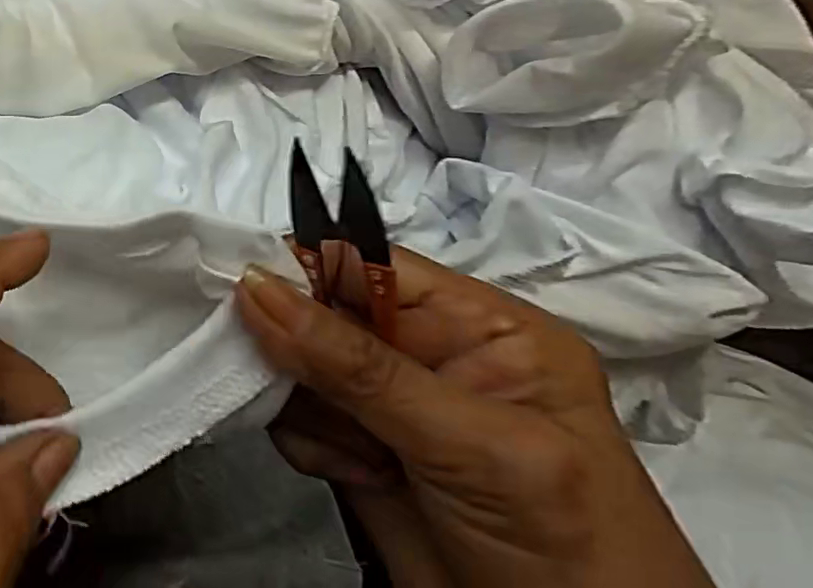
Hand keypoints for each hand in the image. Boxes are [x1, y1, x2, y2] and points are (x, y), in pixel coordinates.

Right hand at [237, 245, 714, 587]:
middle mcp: (425, 350)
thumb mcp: (471, 443)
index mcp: (475, 323)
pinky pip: (295, 412)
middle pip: (322, 309)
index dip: (305, 266)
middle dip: (296, 342)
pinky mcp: (356, 444)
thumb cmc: (565, 548)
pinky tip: (349, 473)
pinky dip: (303, 438)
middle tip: (287, 377)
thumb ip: (359, 366)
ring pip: (297, 361)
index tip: (248, 287)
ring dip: (302, 400)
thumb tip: (255, 286)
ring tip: (353, 451)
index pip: (369, 264)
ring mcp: (387, 400)